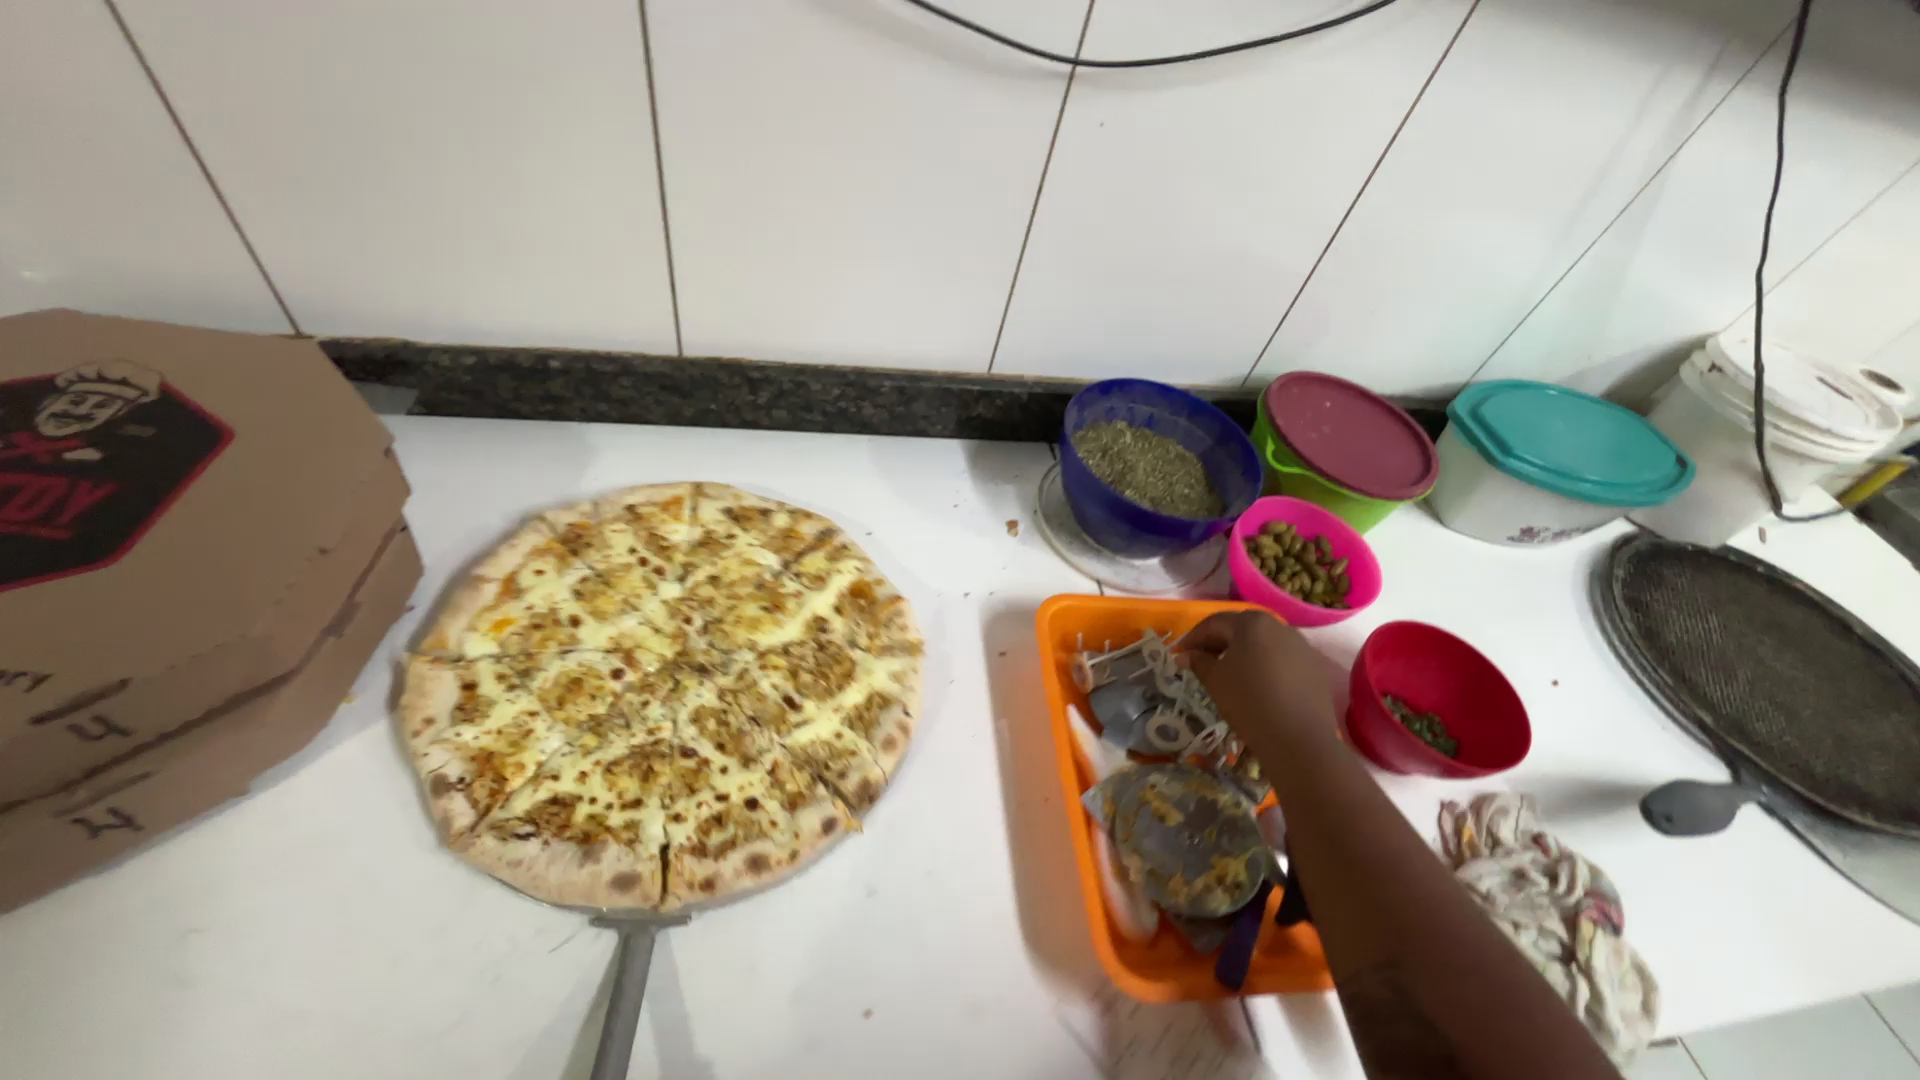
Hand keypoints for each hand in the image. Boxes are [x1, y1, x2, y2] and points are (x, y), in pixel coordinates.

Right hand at [1185, 610, 1338, 756]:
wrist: (1299, 738)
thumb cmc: (1248, 702)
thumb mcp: (1215, 681)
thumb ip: (1198, 662)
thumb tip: (1186, 655)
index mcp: (1250, 623)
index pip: (1214, 623)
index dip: (1194, 637)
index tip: (1180, 653)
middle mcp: (1278, 626)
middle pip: (1242, 628)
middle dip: (1219, 642)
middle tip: (1202, 661)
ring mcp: (1301, 645)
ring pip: (1264, 642)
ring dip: (1244, 652)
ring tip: (1230, 673)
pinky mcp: (1314, 666)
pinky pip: (1283, 658)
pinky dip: (1266, 665)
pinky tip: (1259, 685)